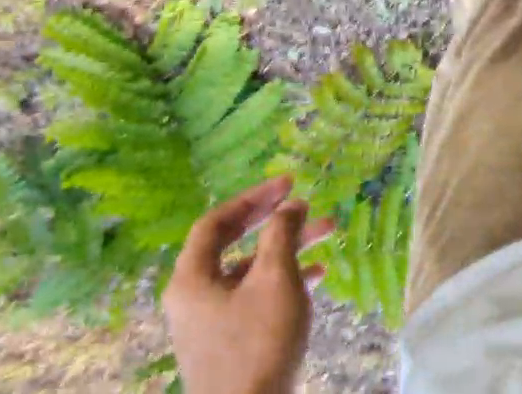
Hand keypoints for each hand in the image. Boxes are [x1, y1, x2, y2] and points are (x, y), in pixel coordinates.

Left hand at [162, 178, 333, 393]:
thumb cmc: (258, 338)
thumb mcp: (276, 278)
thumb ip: (281, 235)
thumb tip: (290, 204)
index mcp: (192, 279)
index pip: (215, 223)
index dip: (252, 197)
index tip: (290, 182)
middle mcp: (193, 294)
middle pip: (230, 243)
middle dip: (273, 219)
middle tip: (304, 200)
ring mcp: (209, 316)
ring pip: (249, 266)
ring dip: (287, 245)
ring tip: (329, 231)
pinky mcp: (228, 333)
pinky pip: (254, 290)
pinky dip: (284, 274)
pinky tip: (317, 272)